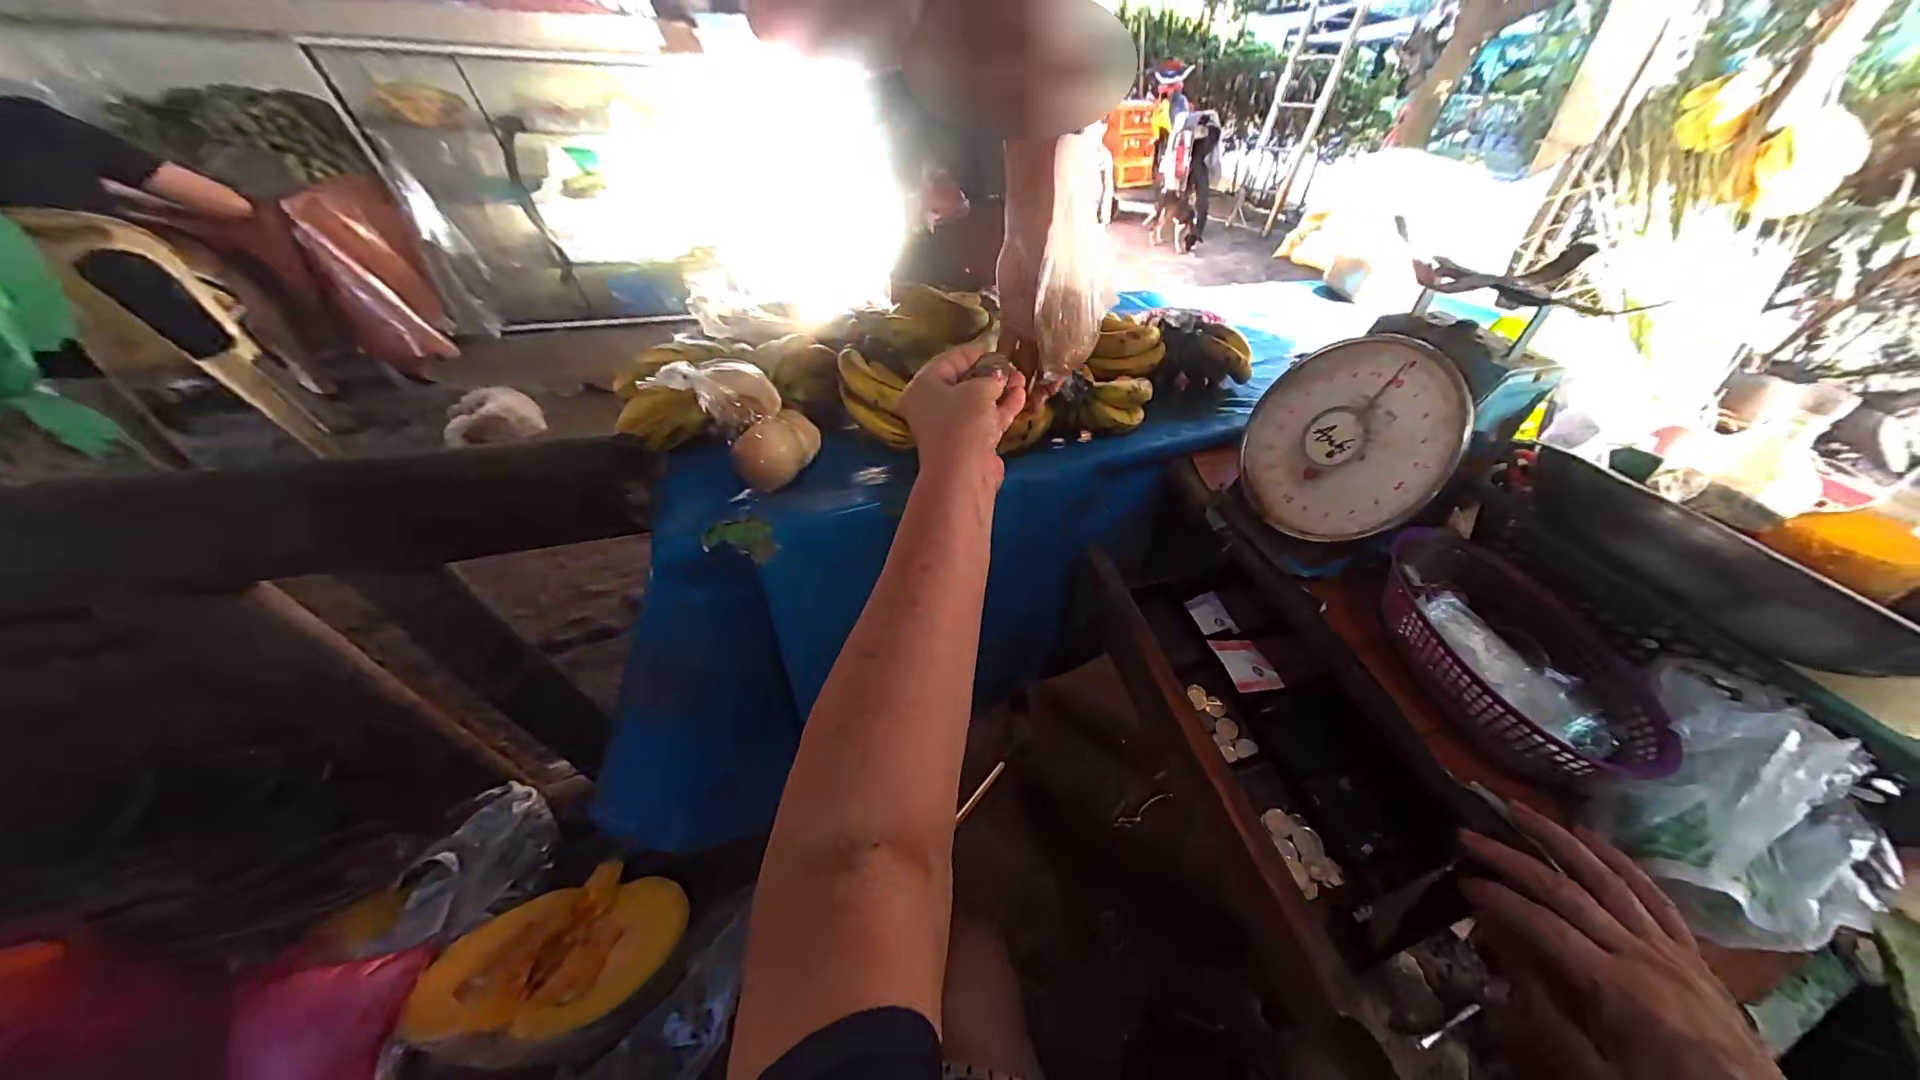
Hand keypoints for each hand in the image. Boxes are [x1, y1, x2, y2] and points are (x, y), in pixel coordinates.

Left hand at [898, 341, 1025, 485]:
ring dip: (1001, 390)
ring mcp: (952, 427)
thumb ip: (991, 376)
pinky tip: (1020, 394)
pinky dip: (1002, 407)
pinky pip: (986, 419)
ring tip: (1022, 377)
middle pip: (964, 382)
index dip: (973, 353)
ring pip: (978, 402)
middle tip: (1012, 365)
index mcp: (924, 388)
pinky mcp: (970, 443)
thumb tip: (999, 374)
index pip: (948, 361)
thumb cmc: (963, 422)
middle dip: (991, 373)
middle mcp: (934, 406)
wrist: (964, 473)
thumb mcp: (978, 389)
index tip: (994, 347)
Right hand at [1458, 804, 1779, 1079]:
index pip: (1541, 924)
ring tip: (1520, 810)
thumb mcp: (1594, 1069)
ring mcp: (1669, 950)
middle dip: (1510, 858)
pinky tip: (1589, 836)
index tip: (1460, 882)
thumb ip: (1542, 1009)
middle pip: (1565, 891)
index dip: (1496, 899)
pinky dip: (1618, 861)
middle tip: (1467, 835)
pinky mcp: (1689, 953)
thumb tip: (1497, 948)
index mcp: (1615, 987)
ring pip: (1606, 878)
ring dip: (1558, 839)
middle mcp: (1640, 955)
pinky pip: (1653, 897)